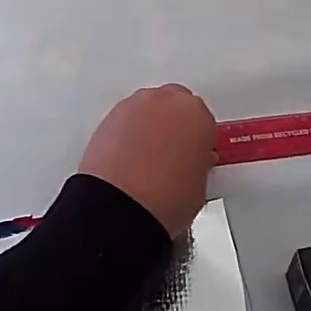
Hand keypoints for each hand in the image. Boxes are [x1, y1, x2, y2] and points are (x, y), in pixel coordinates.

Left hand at [77, 84, 216, 235]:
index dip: (201, 140)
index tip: (196, 155)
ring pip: (148, 111)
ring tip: (150, 160)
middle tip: (175, 155)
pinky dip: (128, 135)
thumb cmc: (162, 195)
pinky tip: (131, 160)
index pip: (204, 119)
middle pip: (175, 106)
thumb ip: (199, 161)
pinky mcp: (107, 120)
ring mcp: (133, 108)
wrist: (121, 208)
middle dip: (175, 126)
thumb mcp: (200, 182)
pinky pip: (125, 122)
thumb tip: (191, 166)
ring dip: (151, 128)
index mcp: (195, 112)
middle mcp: (164, 102)